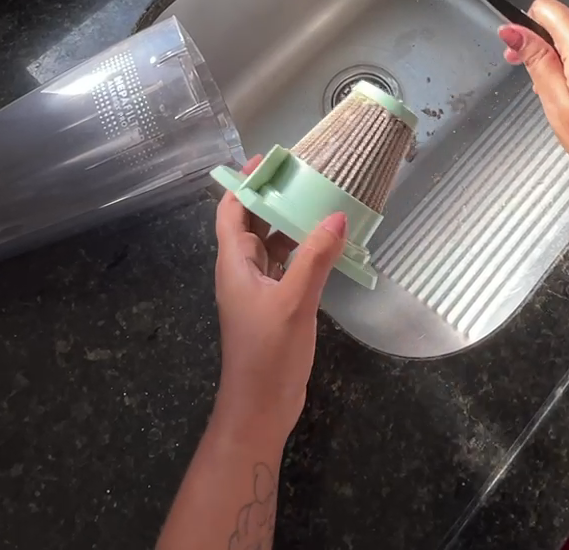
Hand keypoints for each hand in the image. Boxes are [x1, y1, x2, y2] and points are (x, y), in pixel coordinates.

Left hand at [211, 181, 347, 439]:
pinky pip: (285, 265)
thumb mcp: (294, 301)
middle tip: (304, 175)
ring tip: (319, 201)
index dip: (244, 184)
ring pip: (271, 244)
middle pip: (252, 223)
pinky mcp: (274, 305)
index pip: (230, 212)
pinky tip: (326, 244)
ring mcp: (258, 289)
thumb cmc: (268, 352)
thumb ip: (316, 257)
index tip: (267, 160)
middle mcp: (242, 271)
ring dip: (289, 224)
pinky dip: (301, 250)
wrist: (261, 408)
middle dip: (272, 198)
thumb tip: (338, 215)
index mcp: (235, 264)